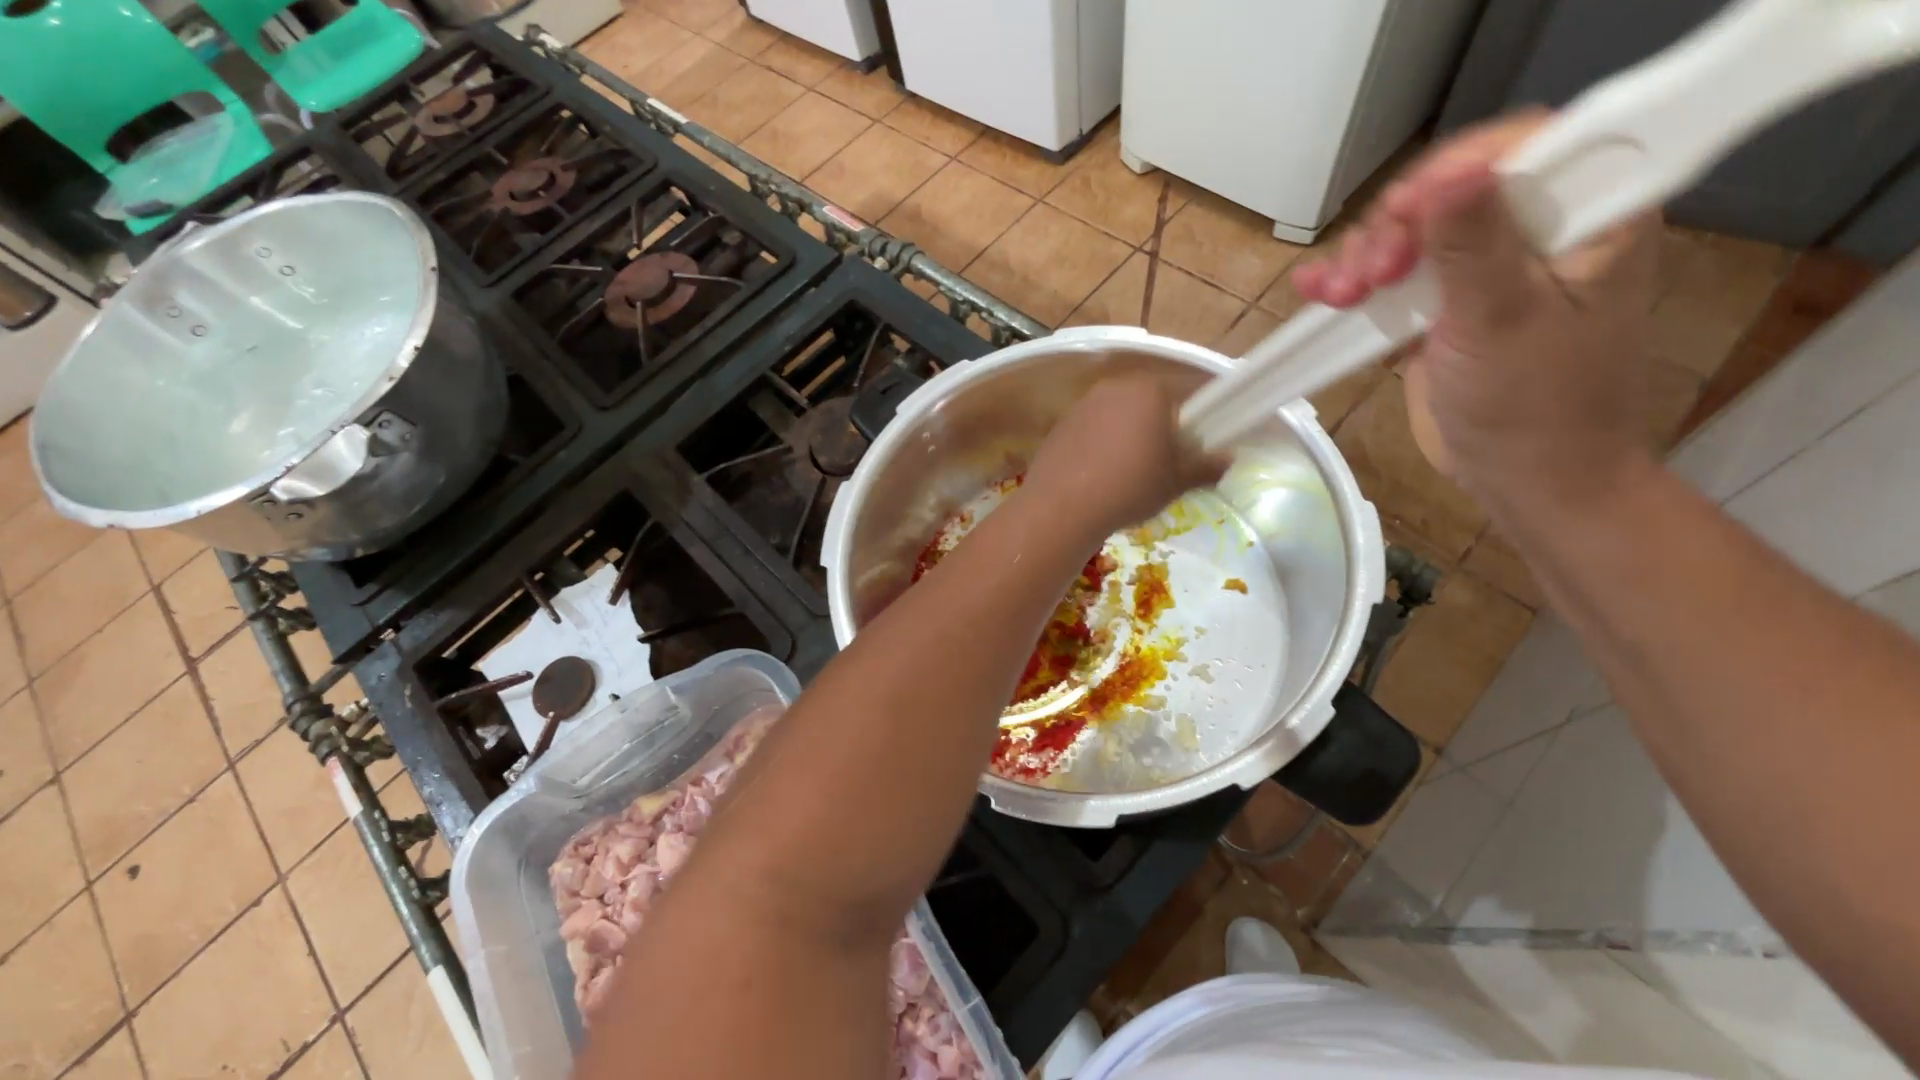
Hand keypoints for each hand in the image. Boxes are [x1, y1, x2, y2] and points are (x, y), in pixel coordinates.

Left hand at [1023, 375, 1225, 539]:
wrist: (1061, 507)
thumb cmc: (1129, 488)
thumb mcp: (1176, 482)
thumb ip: (1205, 467)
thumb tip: (1228, 460)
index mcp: (1151, 390)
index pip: (1186, 395)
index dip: (1196, 421)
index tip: (1196, 447)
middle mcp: (1116, 387)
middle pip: (1150, 402)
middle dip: (1161, 426)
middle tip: (1165, 462)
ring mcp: (1084, 403)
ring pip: (1119, 415)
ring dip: (1129, 435)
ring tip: (1130, 473)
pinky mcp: (1061, 424)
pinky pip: (1093, 429)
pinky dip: (1101, 445)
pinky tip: (1100, 475)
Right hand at [1292, 112, 1663, 511]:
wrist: (1522, 480)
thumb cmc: (1533, 408)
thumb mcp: (1501, 323)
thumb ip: (1475, 247)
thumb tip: (1455, 171)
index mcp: (1589, 220)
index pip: (1526, 149)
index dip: (1458, 167)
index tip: (1406, 209)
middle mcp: (1538, 232)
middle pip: (1452, 189)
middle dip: (1396, 225)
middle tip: (1371, 274)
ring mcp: (1486, 268)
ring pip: (1414, 231)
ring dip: (1365, 256)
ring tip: (1338, 296)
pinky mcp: (1446, 303)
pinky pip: (1396, 274)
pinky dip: (1355, 281)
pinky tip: (1320, 292)